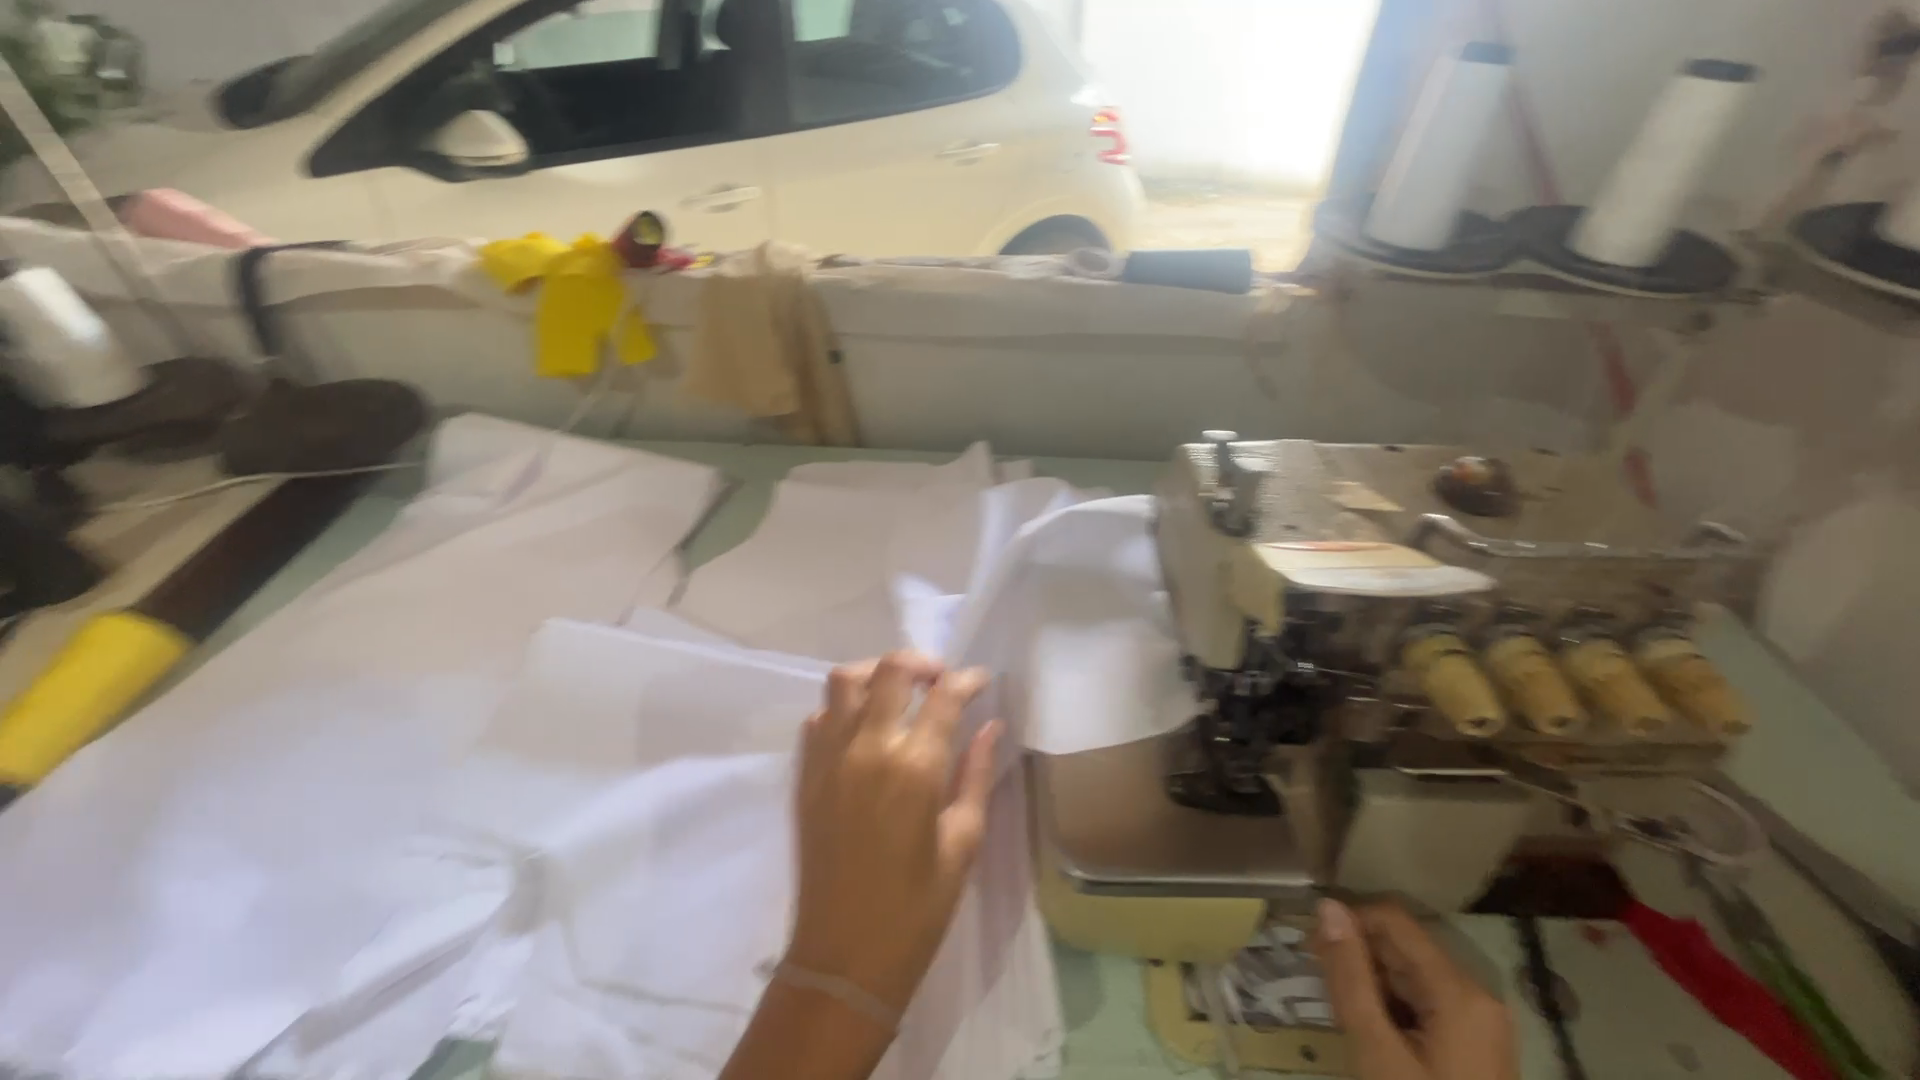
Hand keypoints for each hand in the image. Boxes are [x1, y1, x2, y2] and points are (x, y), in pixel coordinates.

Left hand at [785, 651, 1001, 1016]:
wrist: (843, 956)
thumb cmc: (917, 908)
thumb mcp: (962, 844)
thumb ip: (975, 776)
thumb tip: (990, 727)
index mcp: (914, 767)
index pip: (943, 696)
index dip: (967, 680)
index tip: (980, 682)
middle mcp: (866, 748)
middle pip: (890, 670)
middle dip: (922, 663)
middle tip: (941, 680)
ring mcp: (828, 758)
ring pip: (843, 681)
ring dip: (875, 674)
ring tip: (899, 694)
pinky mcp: (804, 775)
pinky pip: (818, 718)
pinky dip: (842, 708)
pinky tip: (863, 729)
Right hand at [1314, 899, 1517, 1079]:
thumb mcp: (1375, 1050)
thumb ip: (1350, 975)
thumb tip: (1327, 906)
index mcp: (1459, 991)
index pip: (1393, 921)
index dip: (1348, 924)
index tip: (1310, 952)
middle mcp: (1477, 994)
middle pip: (1403, 947)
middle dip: (1358, 958)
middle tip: (1322, 991)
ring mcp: (1480, 1022)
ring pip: (1410, 976)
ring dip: (1371, 985)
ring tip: (1346, 1020)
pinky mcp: (1474, 1044)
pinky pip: (1424, 1004)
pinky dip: (1391, 1009)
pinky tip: (1371, 1036)